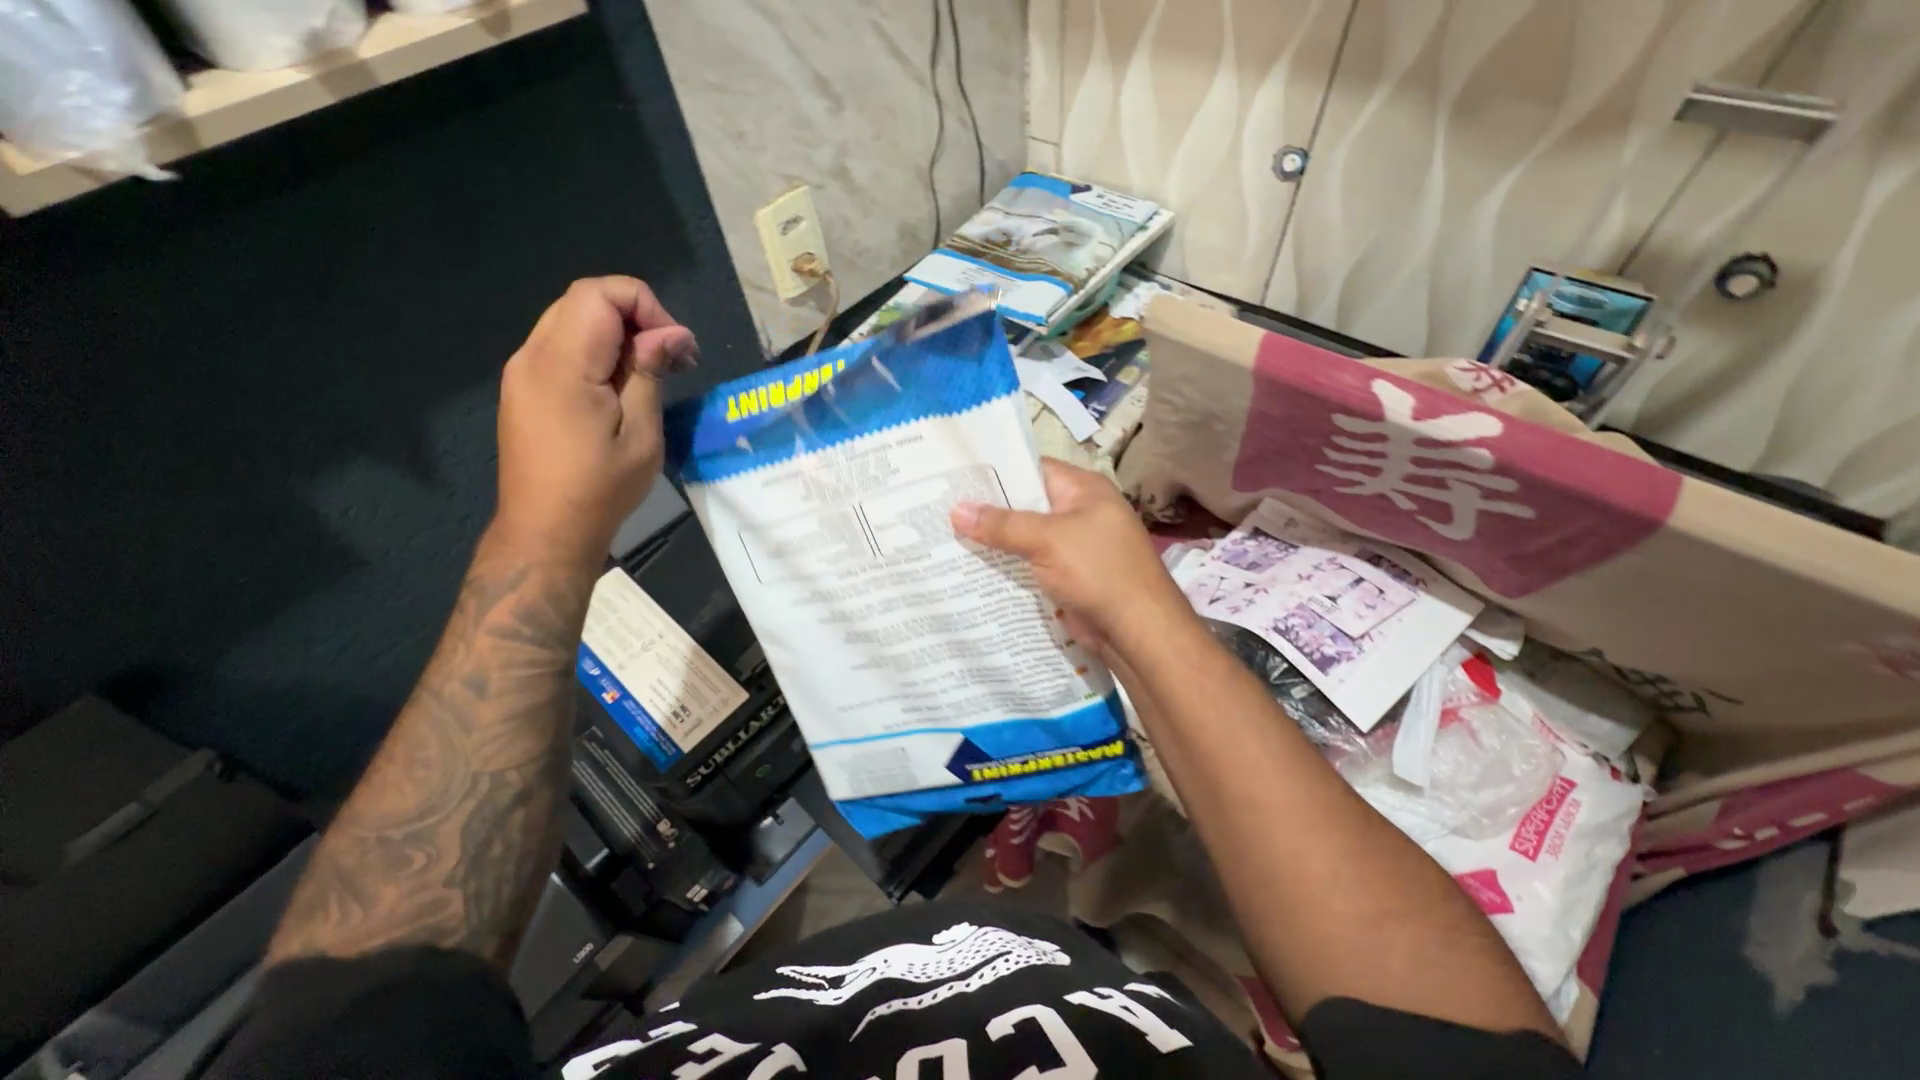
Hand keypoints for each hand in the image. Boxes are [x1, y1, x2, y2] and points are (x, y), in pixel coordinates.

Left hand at [494, 277, 696, 567]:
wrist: (544, 531)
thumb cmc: (600, 490)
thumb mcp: (641, 434)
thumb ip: (650, 372)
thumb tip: (672, 333)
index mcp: (561, 365)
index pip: (599, 294)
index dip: (645, 305)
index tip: (675, 347)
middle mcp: (532, 356)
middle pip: (584, 299)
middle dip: (635, 316)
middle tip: (671, 358)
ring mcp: (521, 370)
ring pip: (572, 319)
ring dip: (617, 333)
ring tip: (650, 372)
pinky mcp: (522, 386)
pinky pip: (561, 344)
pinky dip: (596, 350)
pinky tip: (618, 386)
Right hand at [950, 459, 1194, 654]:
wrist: (1138, 630)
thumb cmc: (1098, 571)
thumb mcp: (1047, 540)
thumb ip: (1001, 524)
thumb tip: (955, 509)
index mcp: (1083, 489)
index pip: (1032, 468)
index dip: (995, 472)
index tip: (955, 477)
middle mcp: (1080, 512)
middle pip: (1026, 505)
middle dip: (988, 511)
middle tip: (941, 510)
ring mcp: (1075, 547)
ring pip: (1026, 539)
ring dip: (996, 543)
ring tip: (946, 539)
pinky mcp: (1069, 577)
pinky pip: (1032, 566)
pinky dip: (1009, 568)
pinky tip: (974, 571)